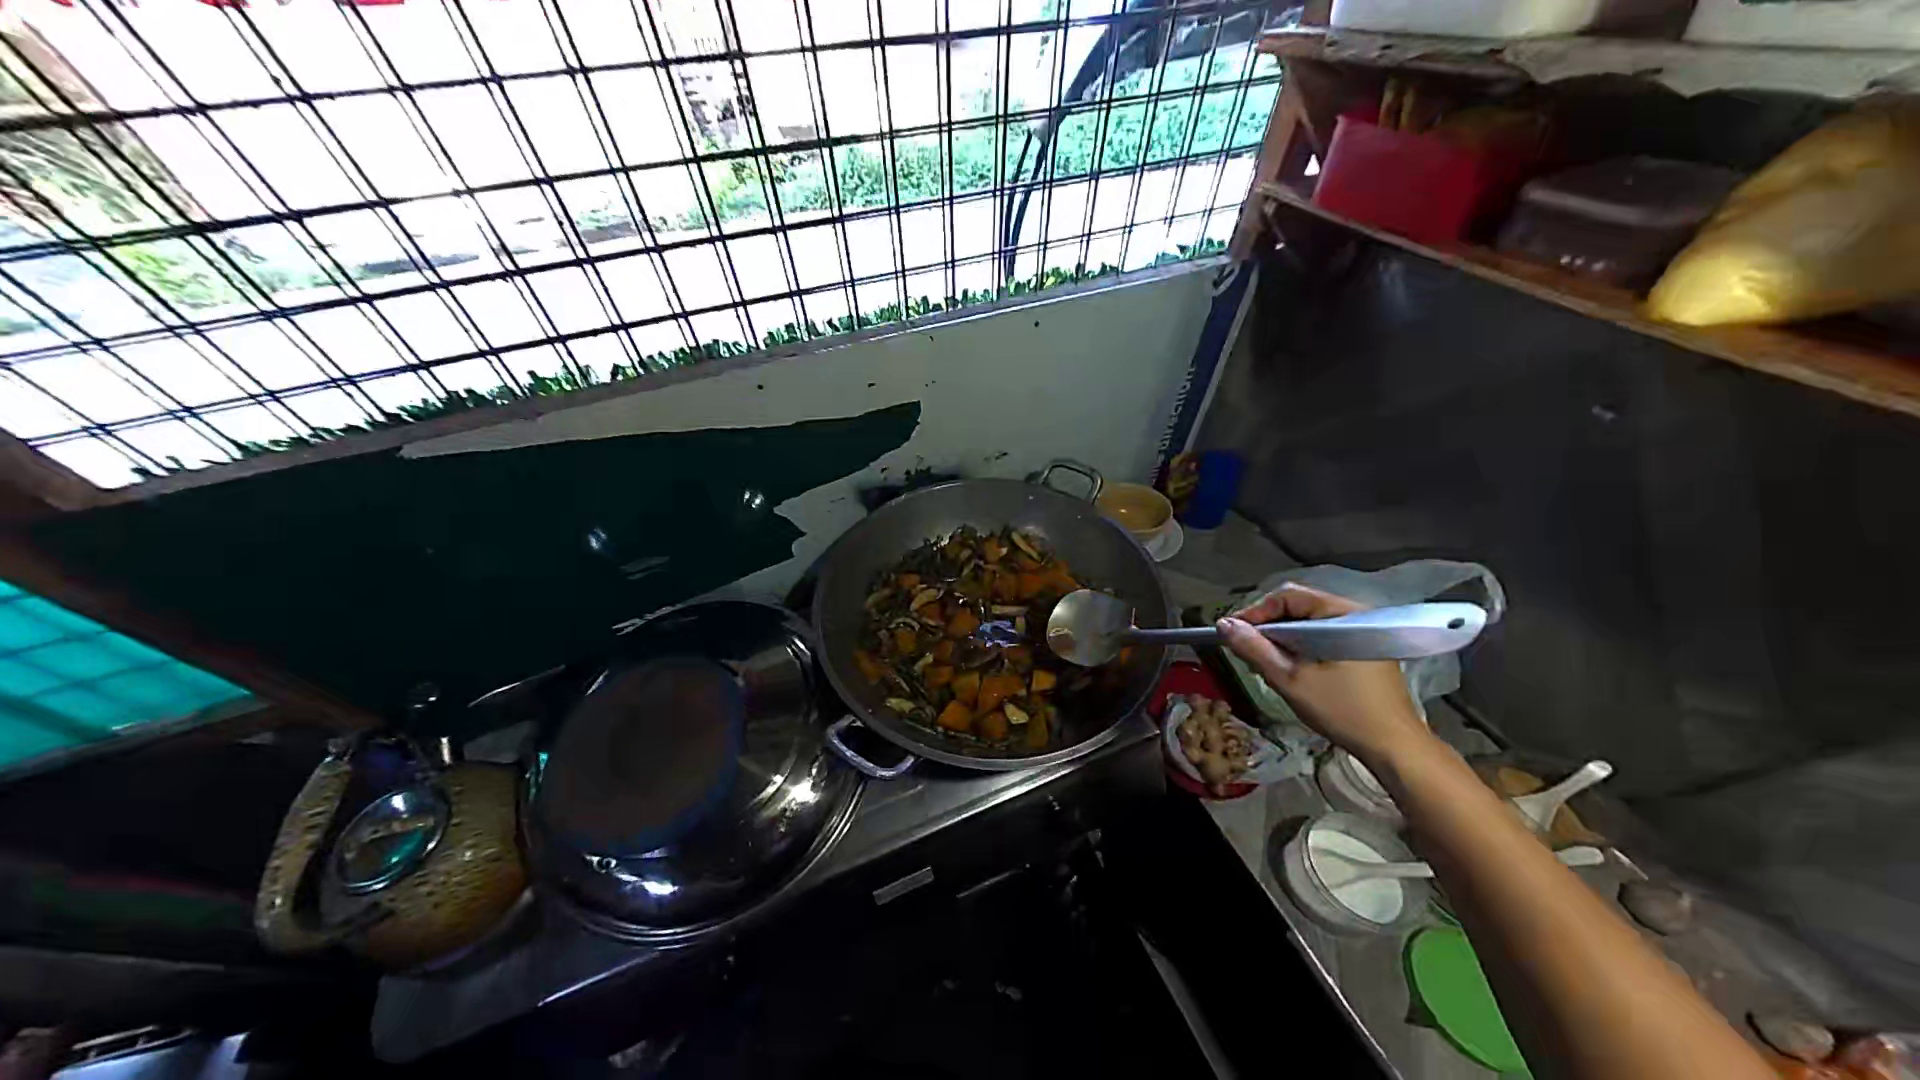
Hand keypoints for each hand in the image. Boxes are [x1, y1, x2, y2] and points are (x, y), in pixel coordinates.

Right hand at [1215, 583, 1432, 765]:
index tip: (1233, 633)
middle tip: (1247, 650)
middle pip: (1299, 607)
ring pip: (1310, 623)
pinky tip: (1292, 668)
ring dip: (1284, 639)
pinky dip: (1302, 647)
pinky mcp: (1366, 650)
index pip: (1287, 596)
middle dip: (1268, 627)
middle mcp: (1355, 615)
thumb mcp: (1290, 679)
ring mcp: (1363, 633)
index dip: (1255, 612)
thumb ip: (1255, 649)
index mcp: (1341, 614)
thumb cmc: (1342, 709)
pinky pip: (1324, 636)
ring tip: (1266, 663)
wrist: (1395, 746)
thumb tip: (1224, 625)